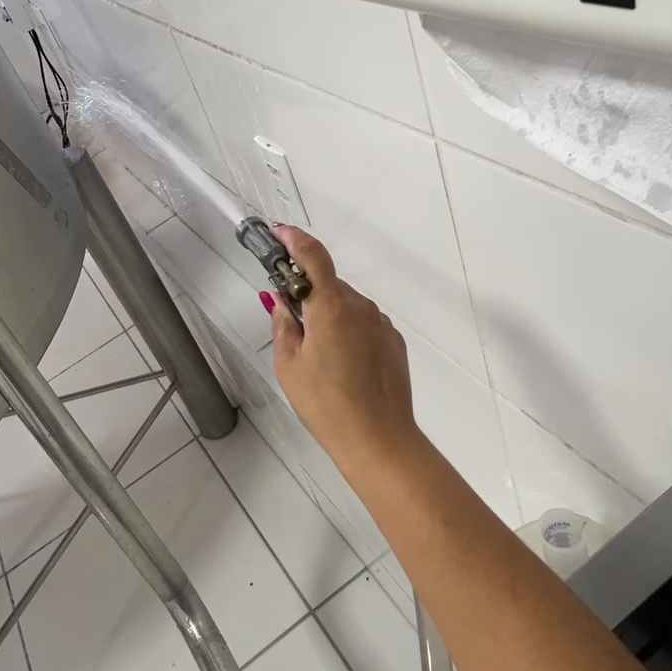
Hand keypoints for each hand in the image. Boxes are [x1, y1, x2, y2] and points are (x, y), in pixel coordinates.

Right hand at [266, 226, 424, 474]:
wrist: (378, 439)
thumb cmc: (325, 404)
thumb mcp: (289, 366)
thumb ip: (284, 325)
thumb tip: (280, 301)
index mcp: (331, 307)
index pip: (313, 255)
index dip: (294, 238)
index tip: (278, 232)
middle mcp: (360, 307)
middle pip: (328, 284)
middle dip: (308, 292)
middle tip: (290, 318)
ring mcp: (380, 324)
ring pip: (347, 305)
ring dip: (329, 315)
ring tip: (318, 355)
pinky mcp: (393, 342)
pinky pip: (364, 324)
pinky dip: (349, 331)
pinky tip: (343, 365)